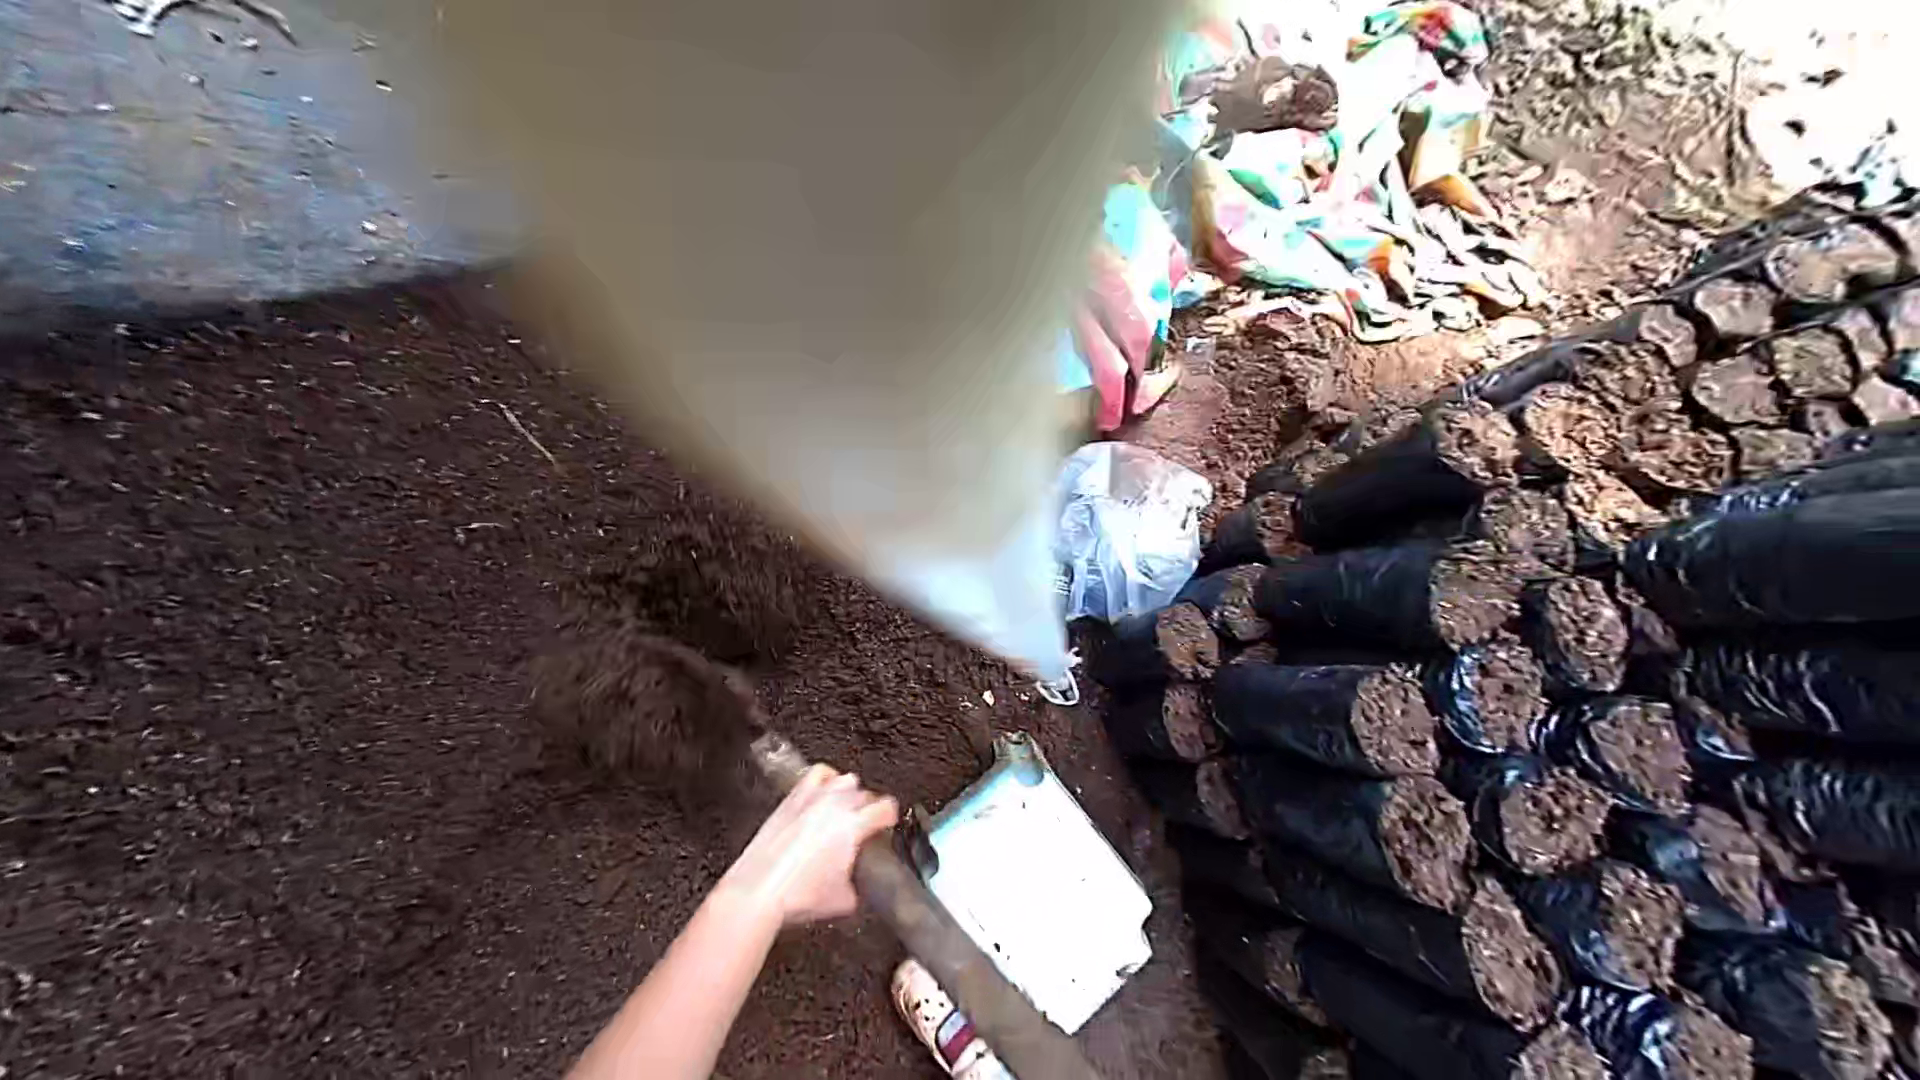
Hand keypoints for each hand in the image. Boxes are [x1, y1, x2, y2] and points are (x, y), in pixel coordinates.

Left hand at [718, 765, 899, 926]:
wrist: (758, 892)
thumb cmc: (796, 896)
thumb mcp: (842, 899)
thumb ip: (856, 883)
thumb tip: (853, 884)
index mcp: (854, 825)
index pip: (886, 808)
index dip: (890, 816)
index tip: (887, 822)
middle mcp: (836, 805)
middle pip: (866, 794)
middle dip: (869, 808)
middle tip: (865, 825)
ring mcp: (814, 798)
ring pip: (844, 779)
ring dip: (849, 793)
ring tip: (845, 809)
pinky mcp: (793, 799)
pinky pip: (818, 775)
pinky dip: (826, 779)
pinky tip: (823, 792)